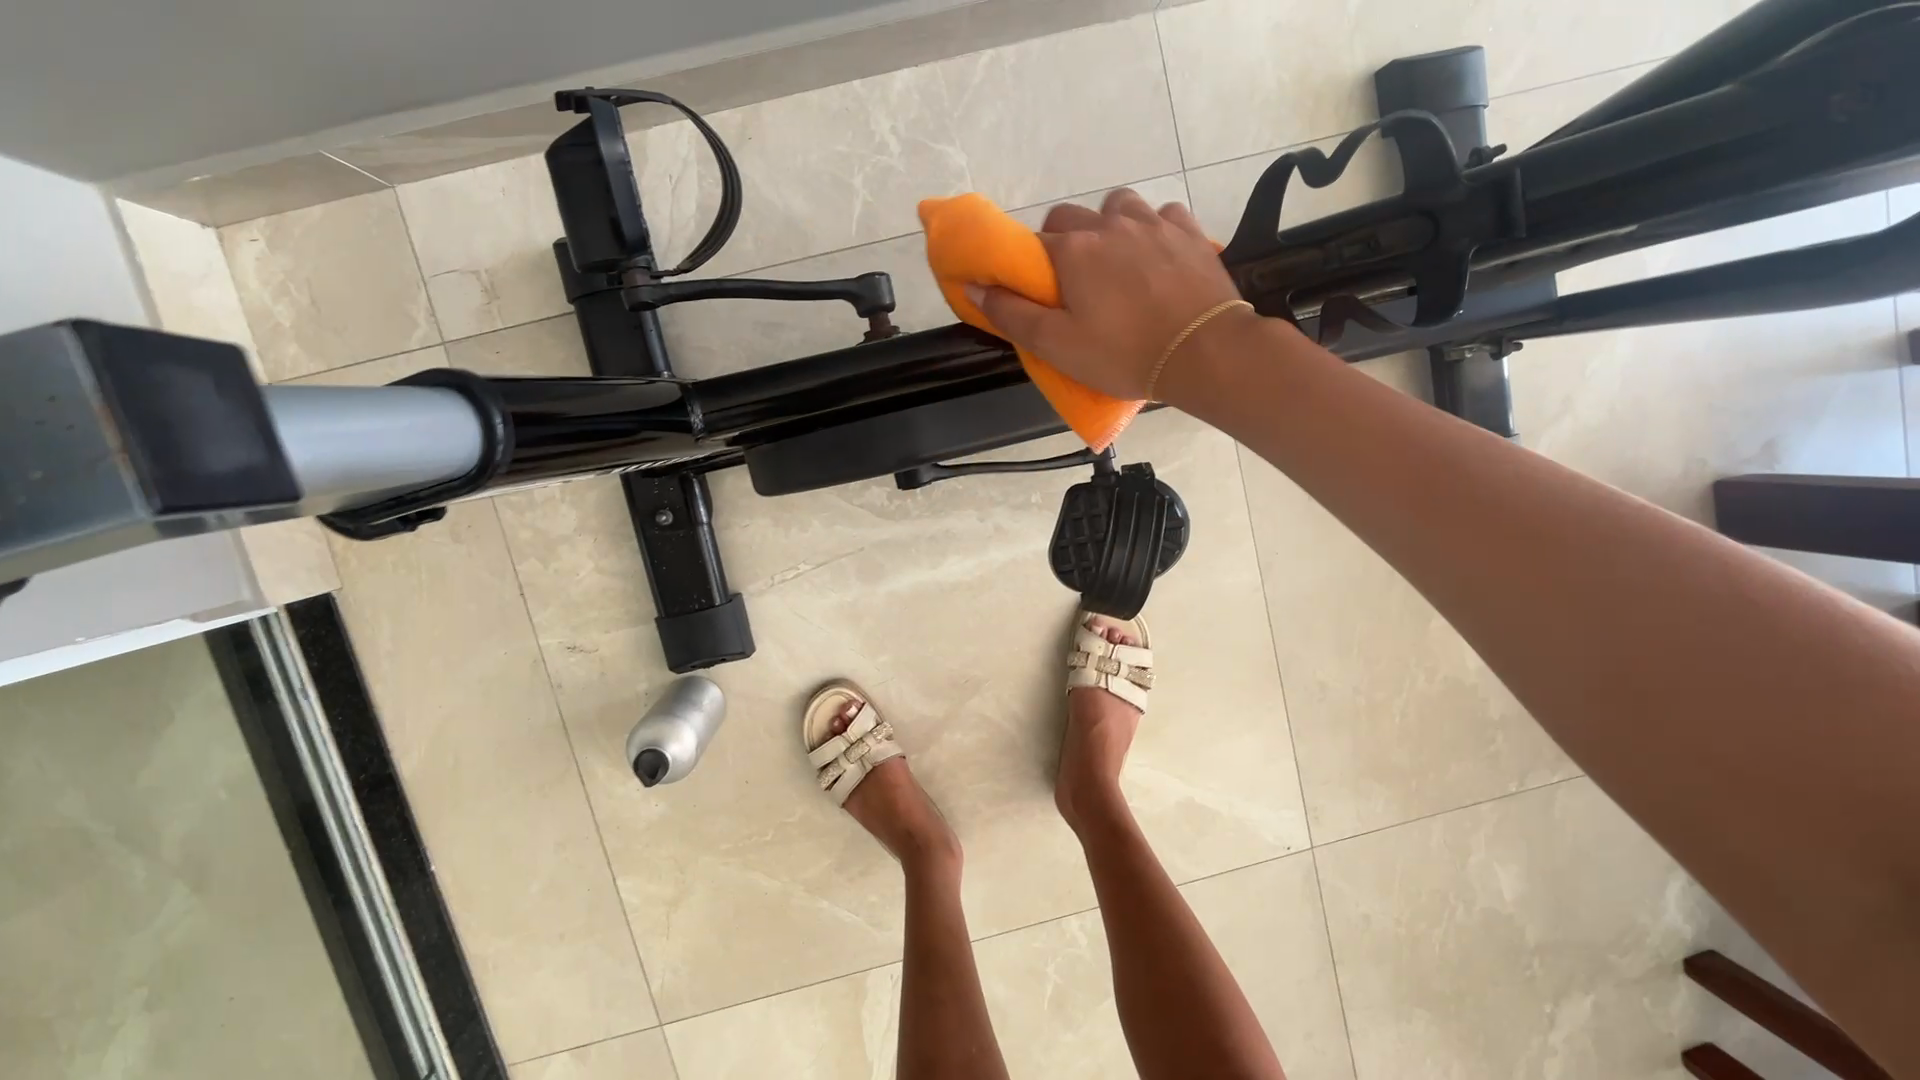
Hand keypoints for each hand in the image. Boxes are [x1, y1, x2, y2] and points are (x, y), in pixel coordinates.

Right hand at [968, 188, 1251, 402]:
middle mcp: (1110, 224)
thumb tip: (973, 286)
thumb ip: (1011, 314)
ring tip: (1117, 262)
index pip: (1033, 243)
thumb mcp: (1057, 346)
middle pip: (1072, 217)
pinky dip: (1154, 230)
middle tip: (1075, 283)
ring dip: (1110, 226)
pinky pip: (1163, 215)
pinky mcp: (1189, 233)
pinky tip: (1157, 256)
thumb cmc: (1124, 354)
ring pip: (1119, 206)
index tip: (1039, 293)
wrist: (1204, 353)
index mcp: (1073, 250)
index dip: (1030, 267)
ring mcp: (1153, 223)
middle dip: (1065, 241)